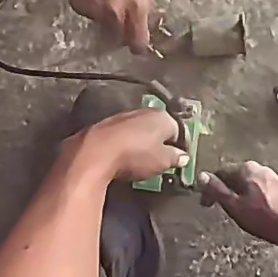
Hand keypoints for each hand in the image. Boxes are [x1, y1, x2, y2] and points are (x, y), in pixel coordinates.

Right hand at [62, 0, 154, 51]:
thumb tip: (146, 14)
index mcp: (136, 6)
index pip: (139, 41)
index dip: (139, 46)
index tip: (139, 45)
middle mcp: (116, 14)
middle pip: (120, 39)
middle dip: (123, 34)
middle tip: (122, 23)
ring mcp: (95, 12)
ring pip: (104, 26)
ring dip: (107, 19)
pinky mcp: (79, 7)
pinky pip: (89, 15)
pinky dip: (92, 8)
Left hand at [67, 106, 183, 182]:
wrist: (95, 155)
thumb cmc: (134, 155)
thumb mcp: (163, 162)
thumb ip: (176, 158)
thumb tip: (182, 157)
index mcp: (162, 116)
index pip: (178, 130)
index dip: (178, 147)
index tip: (176, 160)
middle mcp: (143, 112)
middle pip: (157, 129)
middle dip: (158, 144)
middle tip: (158, 163)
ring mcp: (122, 117)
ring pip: (138, 132)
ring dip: (140, 145)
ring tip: (139, 164)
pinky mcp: (104, 127)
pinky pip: (121, 137)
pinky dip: (124, 146)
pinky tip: (122, 160)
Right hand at [201, 162, 277, 249]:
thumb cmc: (266, 218)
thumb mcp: (234, 206)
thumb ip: (216, 191)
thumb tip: (201, 176)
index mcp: (247, 169)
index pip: (220, 173)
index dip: (210, 188)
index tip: (206, 203)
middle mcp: (261, 169)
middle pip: (235, 177)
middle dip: (226, 192)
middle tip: (222, 210)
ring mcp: (273, 178)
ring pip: (248, 185)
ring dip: (239, 197)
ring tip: (239, 214)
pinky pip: (260, 191)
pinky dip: (252, 200)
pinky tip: (256, 214)